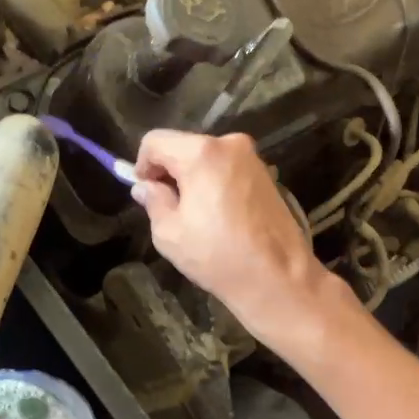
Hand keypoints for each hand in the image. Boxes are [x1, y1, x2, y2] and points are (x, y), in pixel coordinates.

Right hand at [133, 130, 326, 327]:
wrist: (276, 276)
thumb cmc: (217, 255)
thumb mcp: (169, 233)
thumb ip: (153, 201)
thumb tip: (144, 187)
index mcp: (201, 153)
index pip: (155, 141)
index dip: (142, 165)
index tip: (144, 192)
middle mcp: (229, 144)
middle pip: (183, 146)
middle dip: (169, 171)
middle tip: (165, 206)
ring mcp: (252, 157)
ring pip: (206, 157)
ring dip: (192, 178)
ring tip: (192, 215)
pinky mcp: (266, 174)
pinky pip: (227, 169)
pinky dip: (214, 183)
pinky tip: (216, 215)